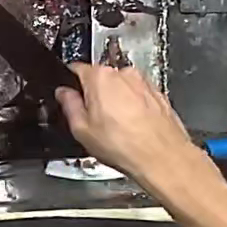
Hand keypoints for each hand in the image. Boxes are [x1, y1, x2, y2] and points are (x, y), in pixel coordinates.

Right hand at [54, 63, 224, 193]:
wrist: (163, 158)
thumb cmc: (125, 145)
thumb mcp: (81, 129)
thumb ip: (69, 105)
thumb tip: (64, 94)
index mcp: (99, 77)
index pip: (77, 69)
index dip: (71, 85)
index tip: (70, 97)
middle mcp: (123, 74)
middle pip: (100, 78)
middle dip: (95, 95)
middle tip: (94, 120)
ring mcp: (143, 83)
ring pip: (120, 88)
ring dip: (116, 102)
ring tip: (115, 129)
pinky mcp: (158, 94)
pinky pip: (138, 97)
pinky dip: (133, 108)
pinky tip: (132, 129)